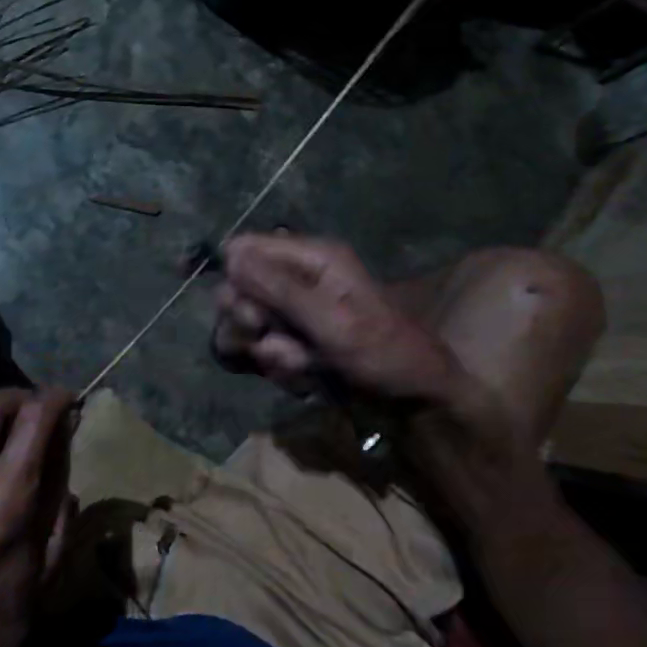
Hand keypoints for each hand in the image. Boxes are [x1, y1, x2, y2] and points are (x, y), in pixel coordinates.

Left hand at [0, 388, 73, 646]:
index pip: (31, 421)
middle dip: (22, 395)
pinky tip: (11, 455)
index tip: (74, 398)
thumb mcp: (54, 549)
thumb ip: (57, 484)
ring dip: (5, 412)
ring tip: (32, 430)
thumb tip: (64, 433)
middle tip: (47, 410)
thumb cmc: (18, 612)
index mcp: (4, 504)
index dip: (56, 399)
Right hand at [213, 234, 520, 464]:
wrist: (415, 399)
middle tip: (267, 335)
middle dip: (248, 318)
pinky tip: (304, 373)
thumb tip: (230, 255)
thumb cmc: (383, 352)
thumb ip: (278, 288)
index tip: (246, 307)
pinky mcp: (293, 338)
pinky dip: (277, 363)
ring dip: (264, 347)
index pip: (245, 248)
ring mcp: (294, 309)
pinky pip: (262, 346)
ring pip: (246, 322)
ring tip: (297, 363)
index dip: (234, 275)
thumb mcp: (331, 320)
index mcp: (312, 258)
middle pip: (237, 286)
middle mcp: (297, 277)